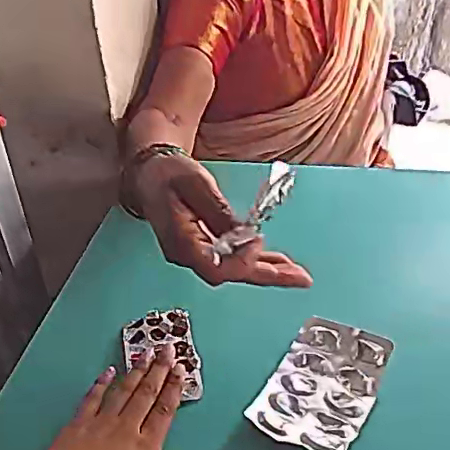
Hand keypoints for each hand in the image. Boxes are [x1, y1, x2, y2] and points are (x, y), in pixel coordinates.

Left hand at [0, 355, 217, 449]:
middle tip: (168, 349)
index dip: (174, 390)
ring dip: (136, 371)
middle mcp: (123, 430)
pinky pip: (93, 397)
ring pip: (123, 391)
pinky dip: (102, 383)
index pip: (164, 412)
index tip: (182, 370)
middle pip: (145, 394)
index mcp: (142, 449)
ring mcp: (98, 424)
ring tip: (146, 353)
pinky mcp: (77, 426)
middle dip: (159, 370)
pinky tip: (108, 372)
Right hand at [131, 151, 311, 287]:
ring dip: (267, 270)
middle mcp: (187, 255)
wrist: (149, 172)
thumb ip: (218, 212)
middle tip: (300, 278)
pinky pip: (232, 259)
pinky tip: (277, 263)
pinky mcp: (204, 247)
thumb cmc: (167, 174)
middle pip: (231, 274)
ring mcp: (196, 253)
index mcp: (181, 242)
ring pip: (235, 270)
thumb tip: (244, 235)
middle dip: (267, 275)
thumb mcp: (195, 185)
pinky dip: (256, 260)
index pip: (215, 267)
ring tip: (297, 274)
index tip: (257, 239)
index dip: (241, 260)